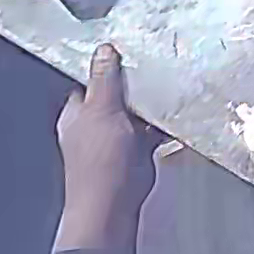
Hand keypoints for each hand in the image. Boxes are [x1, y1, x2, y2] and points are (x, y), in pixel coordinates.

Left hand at [53, 44, 158, 252]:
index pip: (89, 81)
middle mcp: (95, 123)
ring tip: (168, 80)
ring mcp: (117, 136)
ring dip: (149, 102)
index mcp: (77, 113)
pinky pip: (152, 128)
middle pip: (116, 94)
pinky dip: (162, 121)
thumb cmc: (99, 159)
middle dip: (133, 83)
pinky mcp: (137, 147)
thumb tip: (103, 49)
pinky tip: (176, 109)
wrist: (114, 204)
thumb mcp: (101, 111)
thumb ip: (104, 80)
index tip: (126, 50)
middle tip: (152, 63)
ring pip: (135, 111)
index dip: (105, 66)